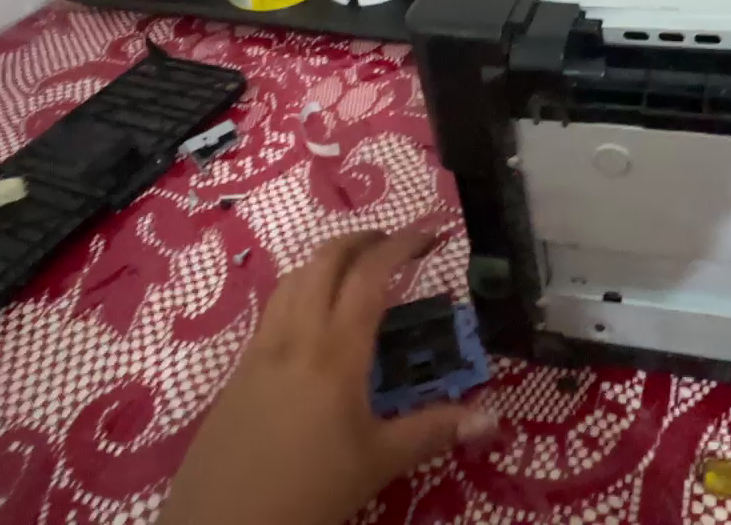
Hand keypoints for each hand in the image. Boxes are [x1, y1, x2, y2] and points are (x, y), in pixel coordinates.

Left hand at [161, 231, 493, 524]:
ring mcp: (261, 349)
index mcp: (336, 351)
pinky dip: (302, 288)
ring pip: (294, 277)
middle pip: (326, 259)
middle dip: (363, 239)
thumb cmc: (307, 494)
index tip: (430, 236)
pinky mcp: (239, 370)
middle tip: (395, 245)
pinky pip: (274, 307)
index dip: (401, 244)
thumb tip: (492, 418)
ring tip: (356, 271)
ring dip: (329, 259)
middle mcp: (297, 335)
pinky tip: (315, 320)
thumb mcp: (378, 463)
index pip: (370, 274)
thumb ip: (433, 431)